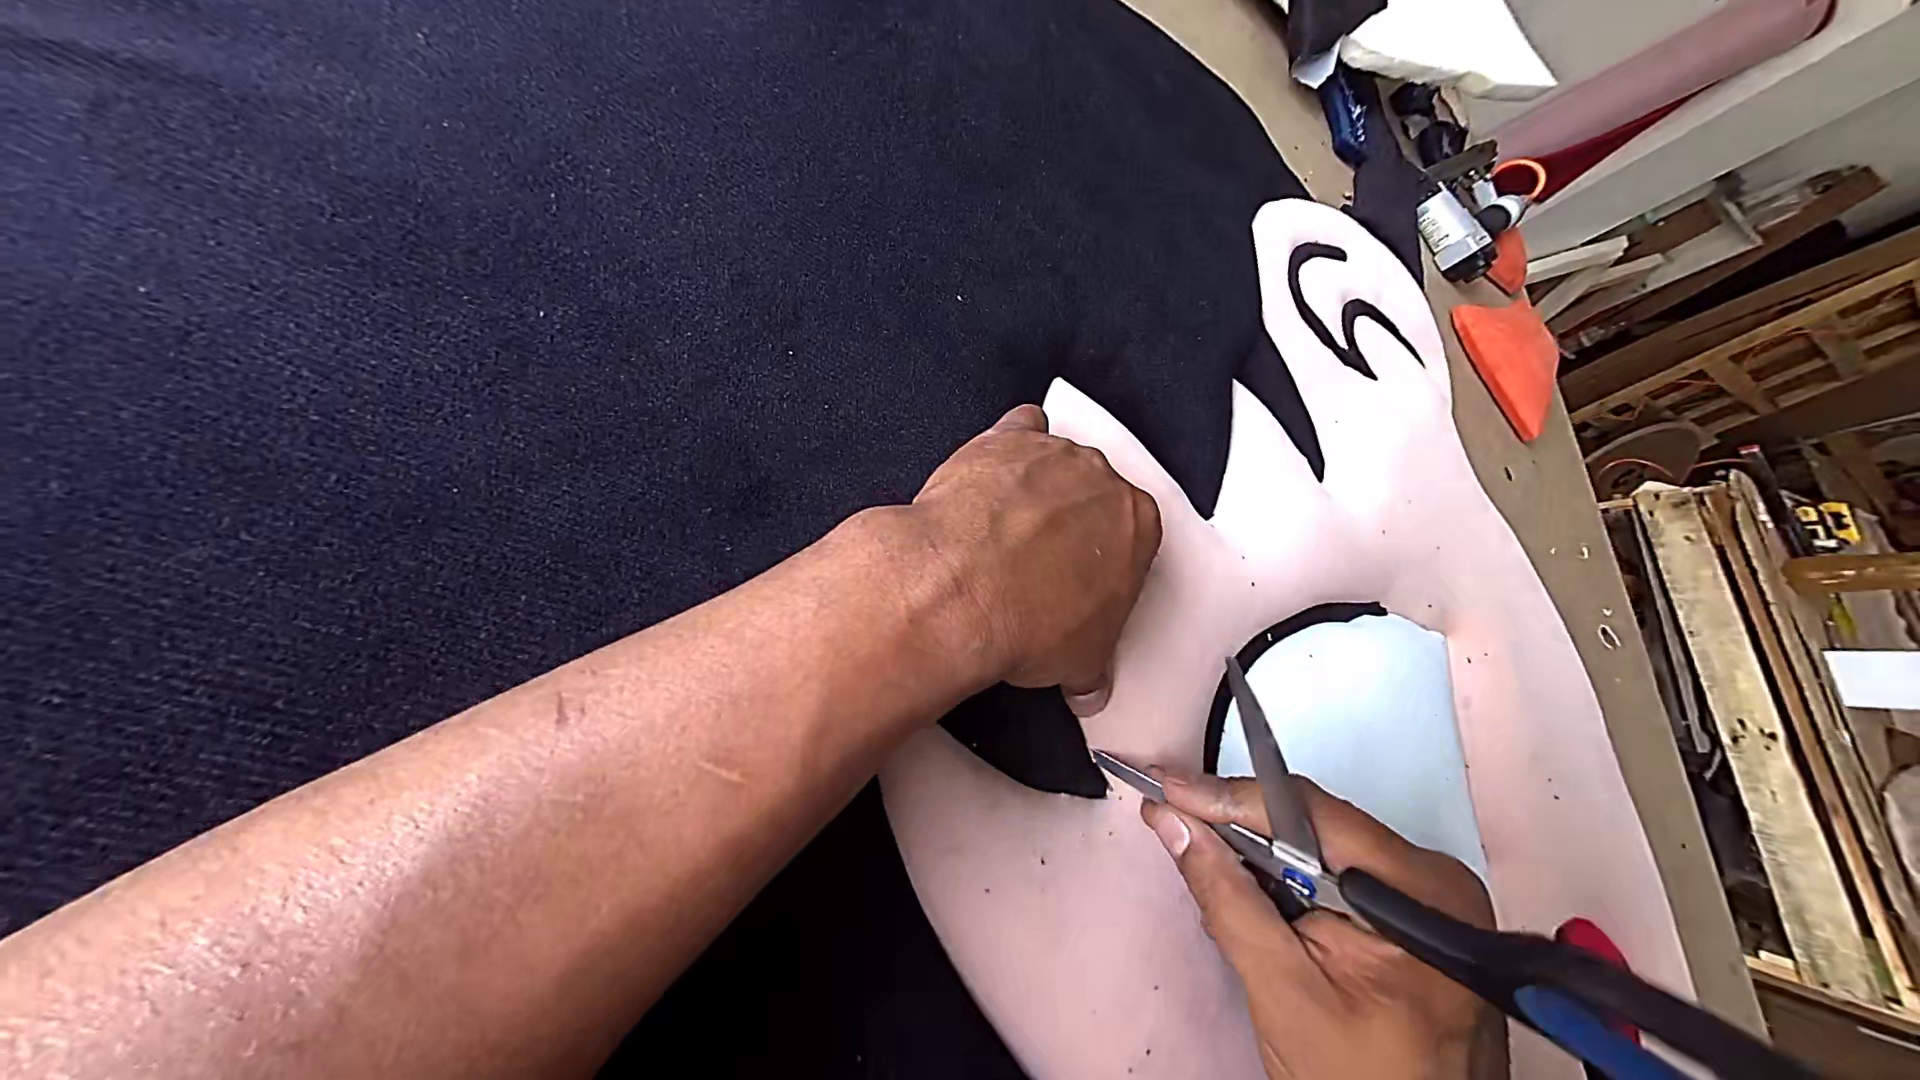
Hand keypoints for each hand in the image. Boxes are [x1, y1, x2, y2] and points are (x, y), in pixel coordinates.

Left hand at [908, 404, 1160, 712]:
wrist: (960, 590)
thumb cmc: (1022, 614)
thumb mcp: (1078, 664)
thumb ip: (1091, 668)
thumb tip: (1085, 683)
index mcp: (1136, 525)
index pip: (1134, 532)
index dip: (1107, 556)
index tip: (1087, 575)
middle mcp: (1099, 480)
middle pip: (1095, 493)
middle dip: (1073, 522)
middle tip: (1044, 558)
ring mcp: (1050, 457)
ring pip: (1057, 460)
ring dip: (1040, 486)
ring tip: (1011, 525)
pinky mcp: (1004, 441)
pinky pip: (1019, 428)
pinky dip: (1011, 443)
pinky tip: (995, 472)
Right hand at [1142, 770, 1505, 1079]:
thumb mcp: (1282, 989)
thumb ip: (1226, 895)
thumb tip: (1176, 824)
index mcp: (1418, 892)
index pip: (1305, 811)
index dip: (1227, 797)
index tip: (1172, 788)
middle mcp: (1431, 881)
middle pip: (1309, 821)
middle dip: (1236, 825)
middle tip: (1175, 816)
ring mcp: (1423, 896)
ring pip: (1312, 841)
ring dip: (1253, 853)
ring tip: (1205, 857)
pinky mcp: (1406, 913)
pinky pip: (1327, 868)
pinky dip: (1279, 876)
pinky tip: (1249, 895)